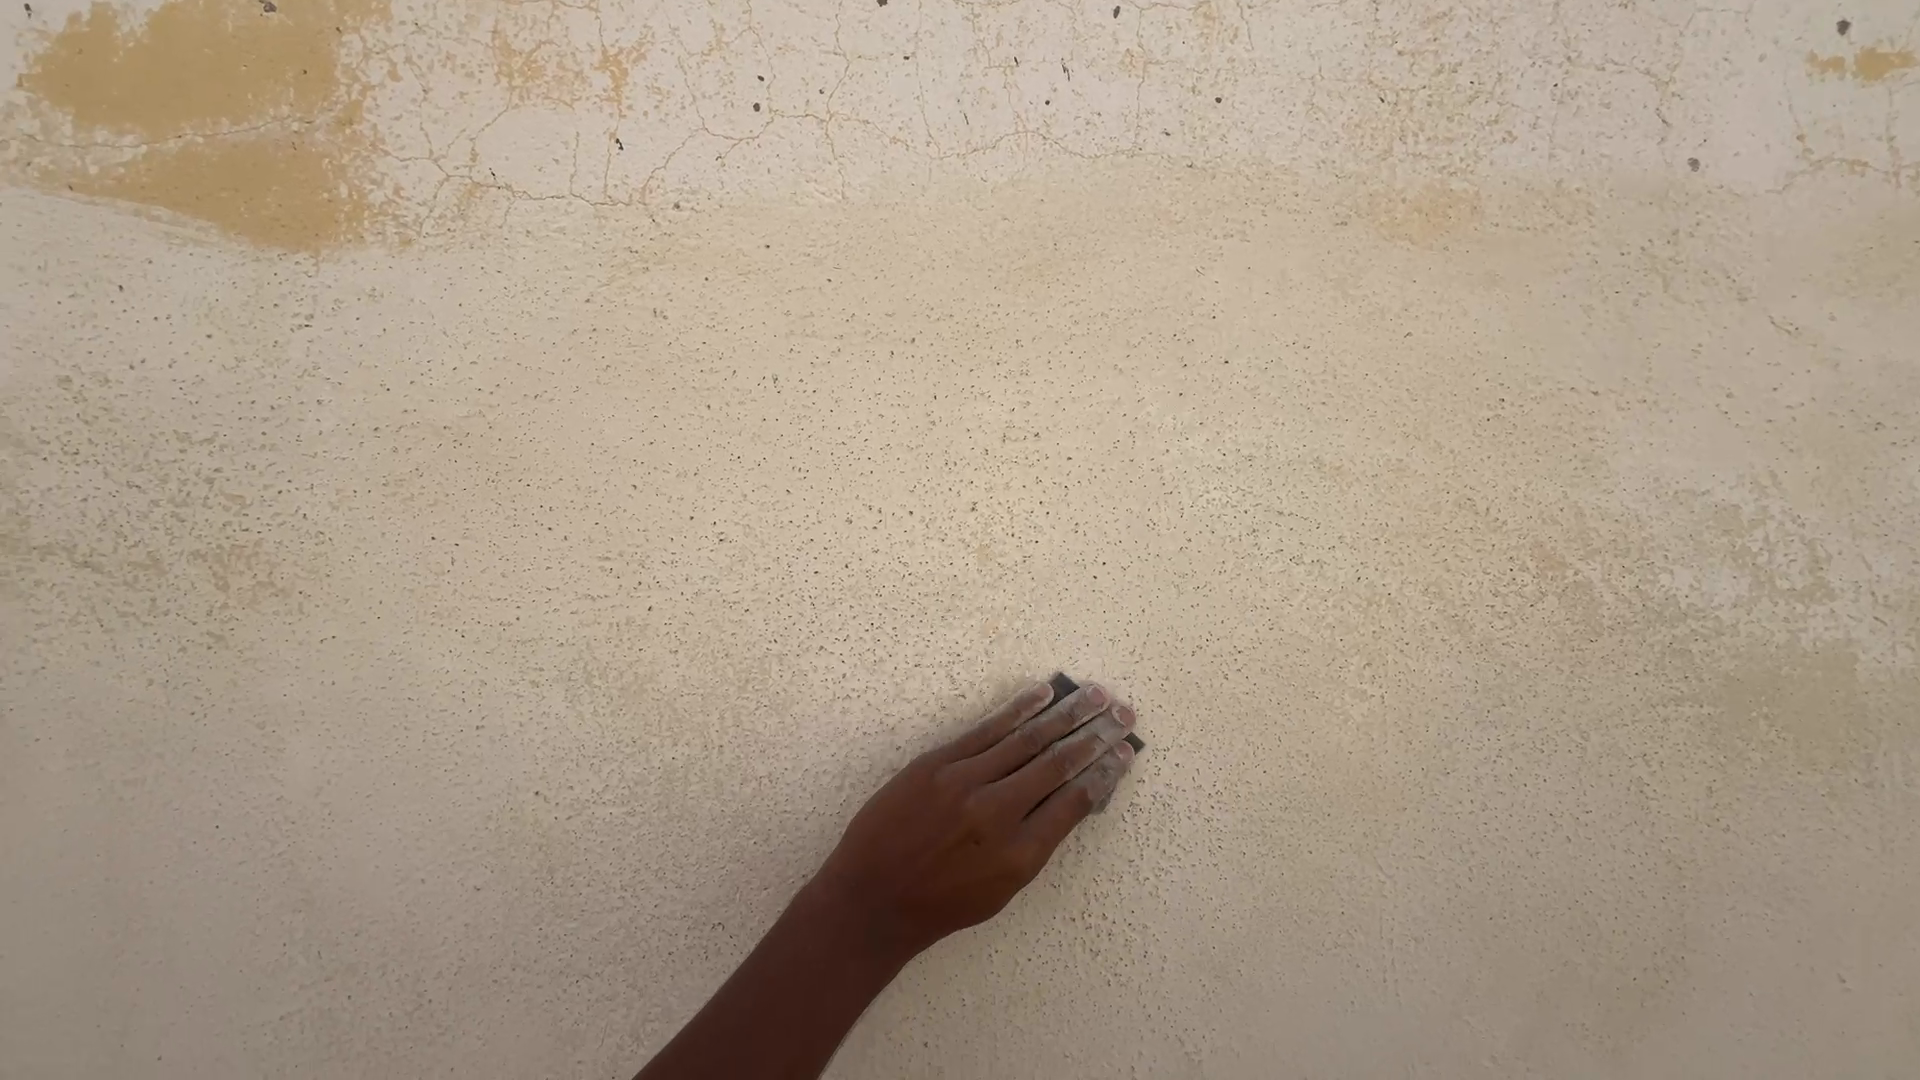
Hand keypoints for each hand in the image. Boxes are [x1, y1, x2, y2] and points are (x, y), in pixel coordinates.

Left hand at [806, 681, 1137, 961]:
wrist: (871, 896)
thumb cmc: (940, 902)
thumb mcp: (1002, 889)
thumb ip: (1037, 843)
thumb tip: (1071, 800)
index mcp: (1020, 854)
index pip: (1077, 802)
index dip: (1106, 772)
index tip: (1126, 751)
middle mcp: (998, 814)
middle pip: (1059, 762)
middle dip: (1096, 734)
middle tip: (1123, 712)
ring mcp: (965, 783)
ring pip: (1027, 739)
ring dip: (1067, 713)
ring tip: (1095, 694)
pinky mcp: (936, 764)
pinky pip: (986, 730)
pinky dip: (1018, 710)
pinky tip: (1042, 695)